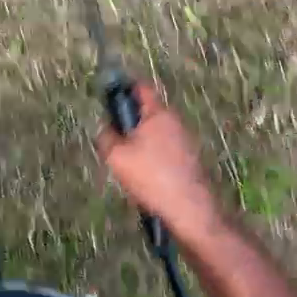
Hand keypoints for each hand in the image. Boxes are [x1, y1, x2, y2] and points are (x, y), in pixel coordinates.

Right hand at [96, 85, 221, 237]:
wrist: (189, 209)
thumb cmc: (151, 176)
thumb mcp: (116, 156)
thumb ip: (106, 137)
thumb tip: (106, 129)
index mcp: (158, 113)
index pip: (141, 88)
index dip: (124, 89)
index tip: (110, 100)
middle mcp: (175, 121)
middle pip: (148, 112)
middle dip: (130, 123)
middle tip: (116, 141)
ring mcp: (185, 141)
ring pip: (156, 133)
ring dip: (142, 143)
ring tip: (130, 166)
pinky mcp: (190, 160)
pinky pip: (166, 150)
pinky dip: (154, 158)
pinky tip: (147, 179)